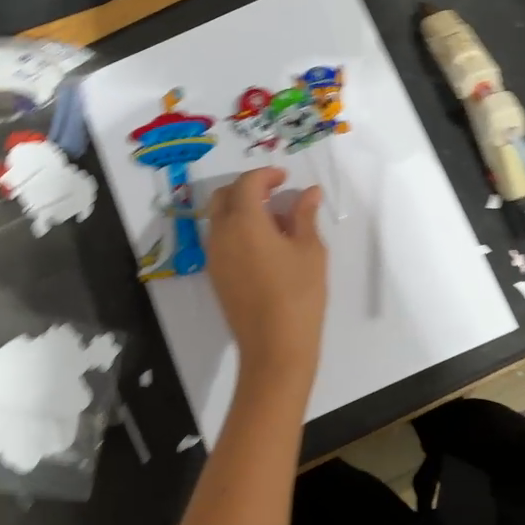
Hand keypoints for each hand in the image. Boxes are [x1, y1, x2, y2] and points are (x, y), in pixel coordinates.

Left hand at [206, 169, 326, 394]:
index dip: (266, 175)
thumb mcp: (310, 250)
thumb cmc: (298, 295)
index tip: (285, 178)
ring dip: (240, 209)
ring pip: (219, 218)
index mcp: (244, 222)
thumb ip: (305, 215)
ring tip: (274, 221)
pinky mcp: (215, 276)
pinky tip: (263, 245)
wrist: (274, 349)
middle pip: (224, 196)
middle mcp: (221, 234)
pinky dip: (236, 230)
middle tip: (275, 193)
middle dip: (248, 188)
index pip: (247, 183)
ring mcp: (214, 257)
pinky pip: (220, 239)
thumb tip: (309, 192)